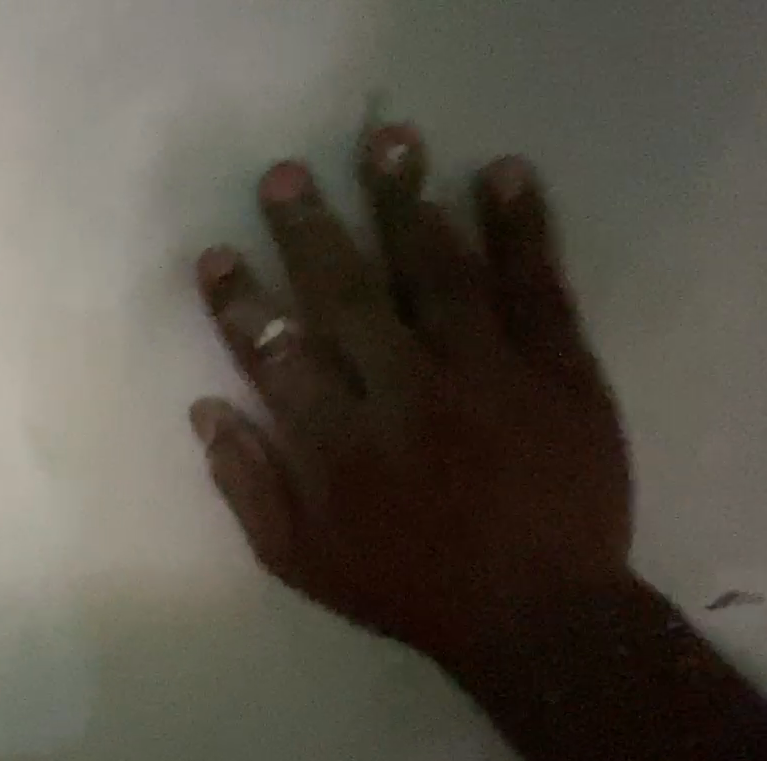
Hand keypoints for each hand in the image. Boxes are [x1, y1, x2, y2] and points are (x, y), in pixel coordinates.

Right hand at [190, 125, 632, 666]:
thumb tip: (205, 411)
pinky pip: (537, 287)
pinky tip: (498, 175)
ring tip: (383, 142)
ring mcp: (488, 376)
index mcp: (336, 445)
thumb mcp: (294, 558)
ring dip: (403, 204)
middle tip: (285, 177)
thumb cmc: (399, 585)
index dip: (239, 302)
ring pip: (436, 274)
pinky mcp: (561, 371)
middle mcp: (404, 396)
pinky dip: (520, 227)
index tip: (216, 257)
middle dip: (310, 233)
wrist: (536, 613)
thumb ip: (245, 484)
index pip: (275, 355)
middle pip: (346, 297)